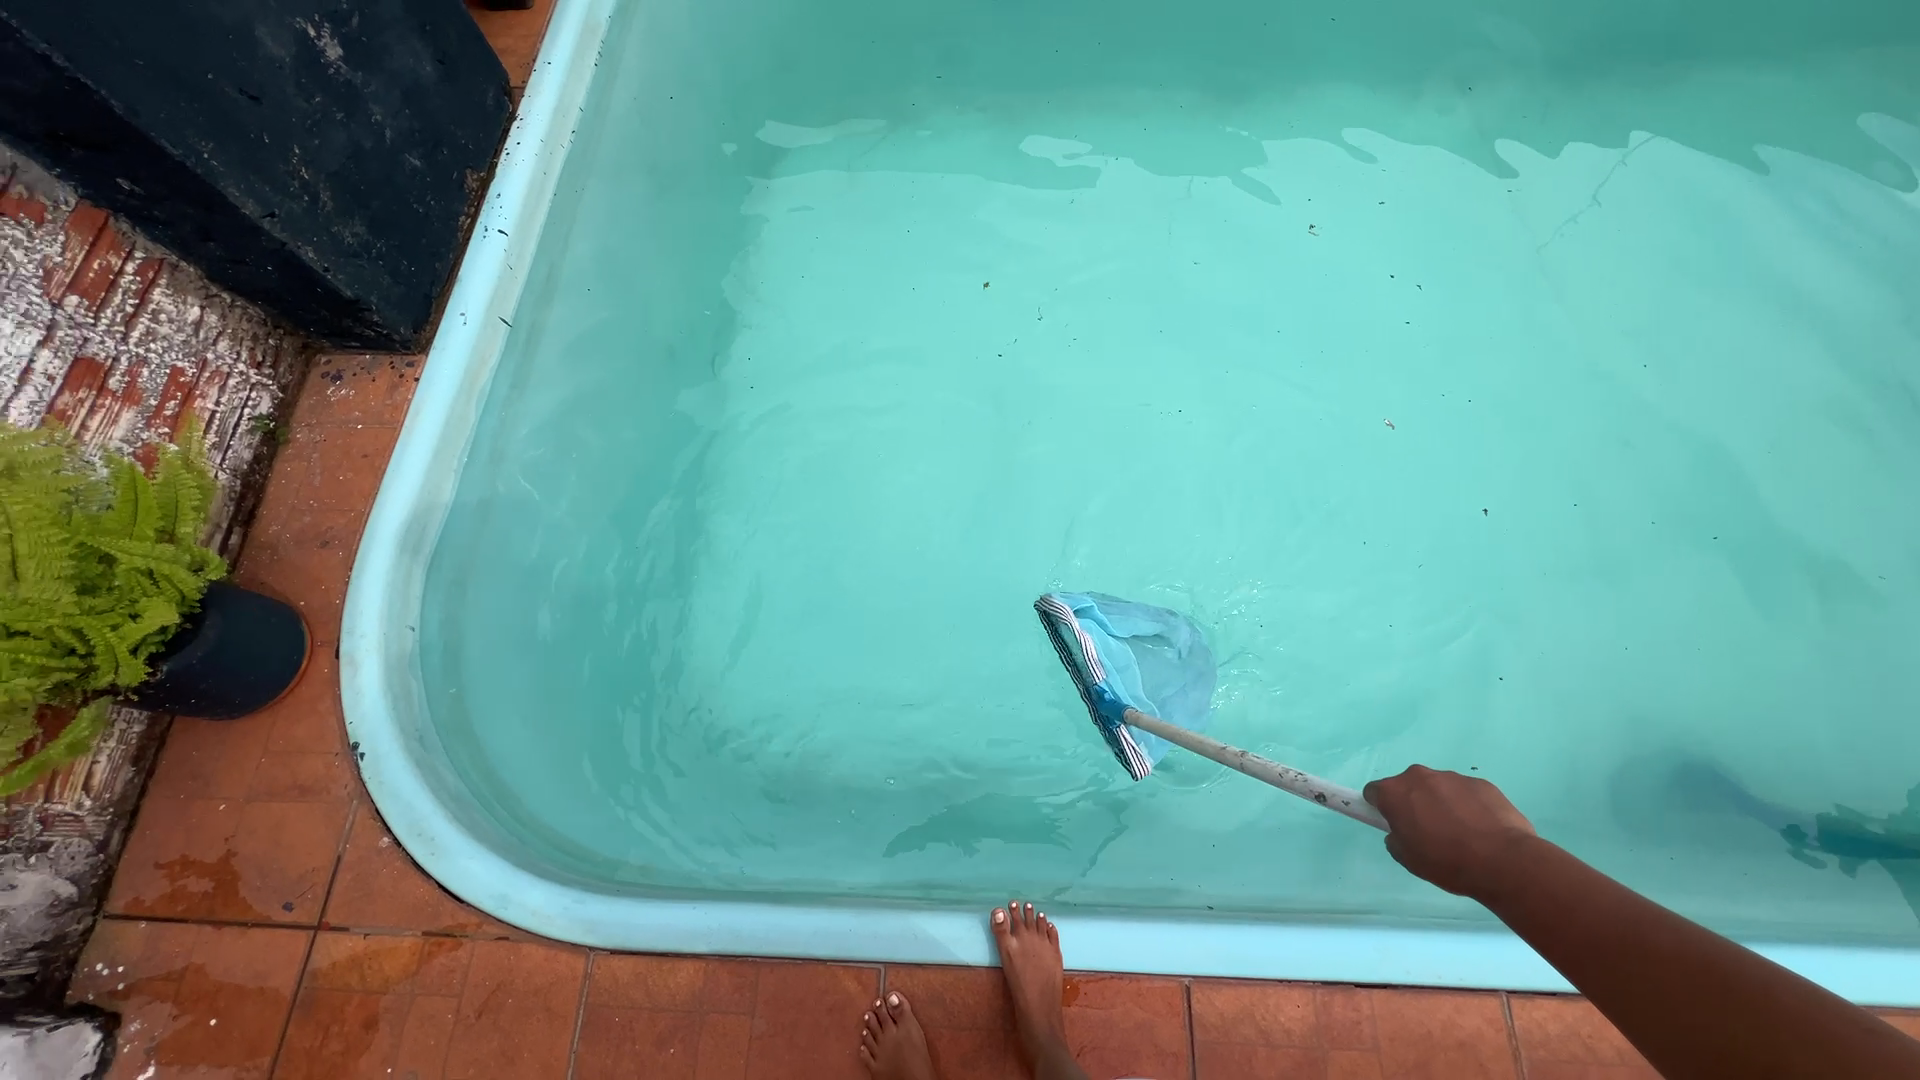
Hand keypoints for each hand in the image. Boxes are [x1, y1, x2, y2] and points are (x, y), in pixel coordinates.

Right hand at [1364, 765, 1539, 898]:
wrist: (1504, 862)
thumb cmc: (1447, 862)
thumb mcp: (1408, 859)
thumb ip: (1396, 839)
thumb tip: (1402, 832)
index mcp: (1394, 792)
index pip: (1374, 791)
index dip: (1380, 807)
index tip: (1393, 823)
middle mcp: (1419, 776)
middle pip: (1408, 786)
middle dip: (1414, 803)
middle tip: (1429, 832)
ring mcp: (1452, 777)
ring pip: (1439, 788)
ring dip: (1443, 804)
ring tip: (1463, 834)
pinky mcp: (1482, 783)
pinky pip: (1467, 793)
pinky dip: (1469, 806)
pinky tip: (1483, 831)